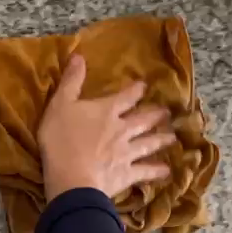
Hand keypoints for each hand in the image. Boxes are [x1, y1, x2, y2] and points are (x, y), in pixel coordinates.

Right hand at [36, 54, 176, 201]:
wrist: (72, 177)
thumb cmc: (61, 139)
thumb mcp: (59, 105)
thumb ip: (71, 82)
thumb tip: (79, 56)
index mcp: (107, 111)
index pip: (126, 97)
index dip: (135, 90)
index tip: (144, 86)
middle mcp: (122, 129)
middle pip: (143, 119)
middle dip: (155, 115)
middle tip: (166, 112)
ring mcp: (127, 152)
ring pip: (148, 143)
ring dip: (161, 140)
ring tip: (172, 138)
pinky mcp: (127, 173)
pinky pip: (146, 172)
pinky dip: (156, 171)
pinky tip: (166, 171)